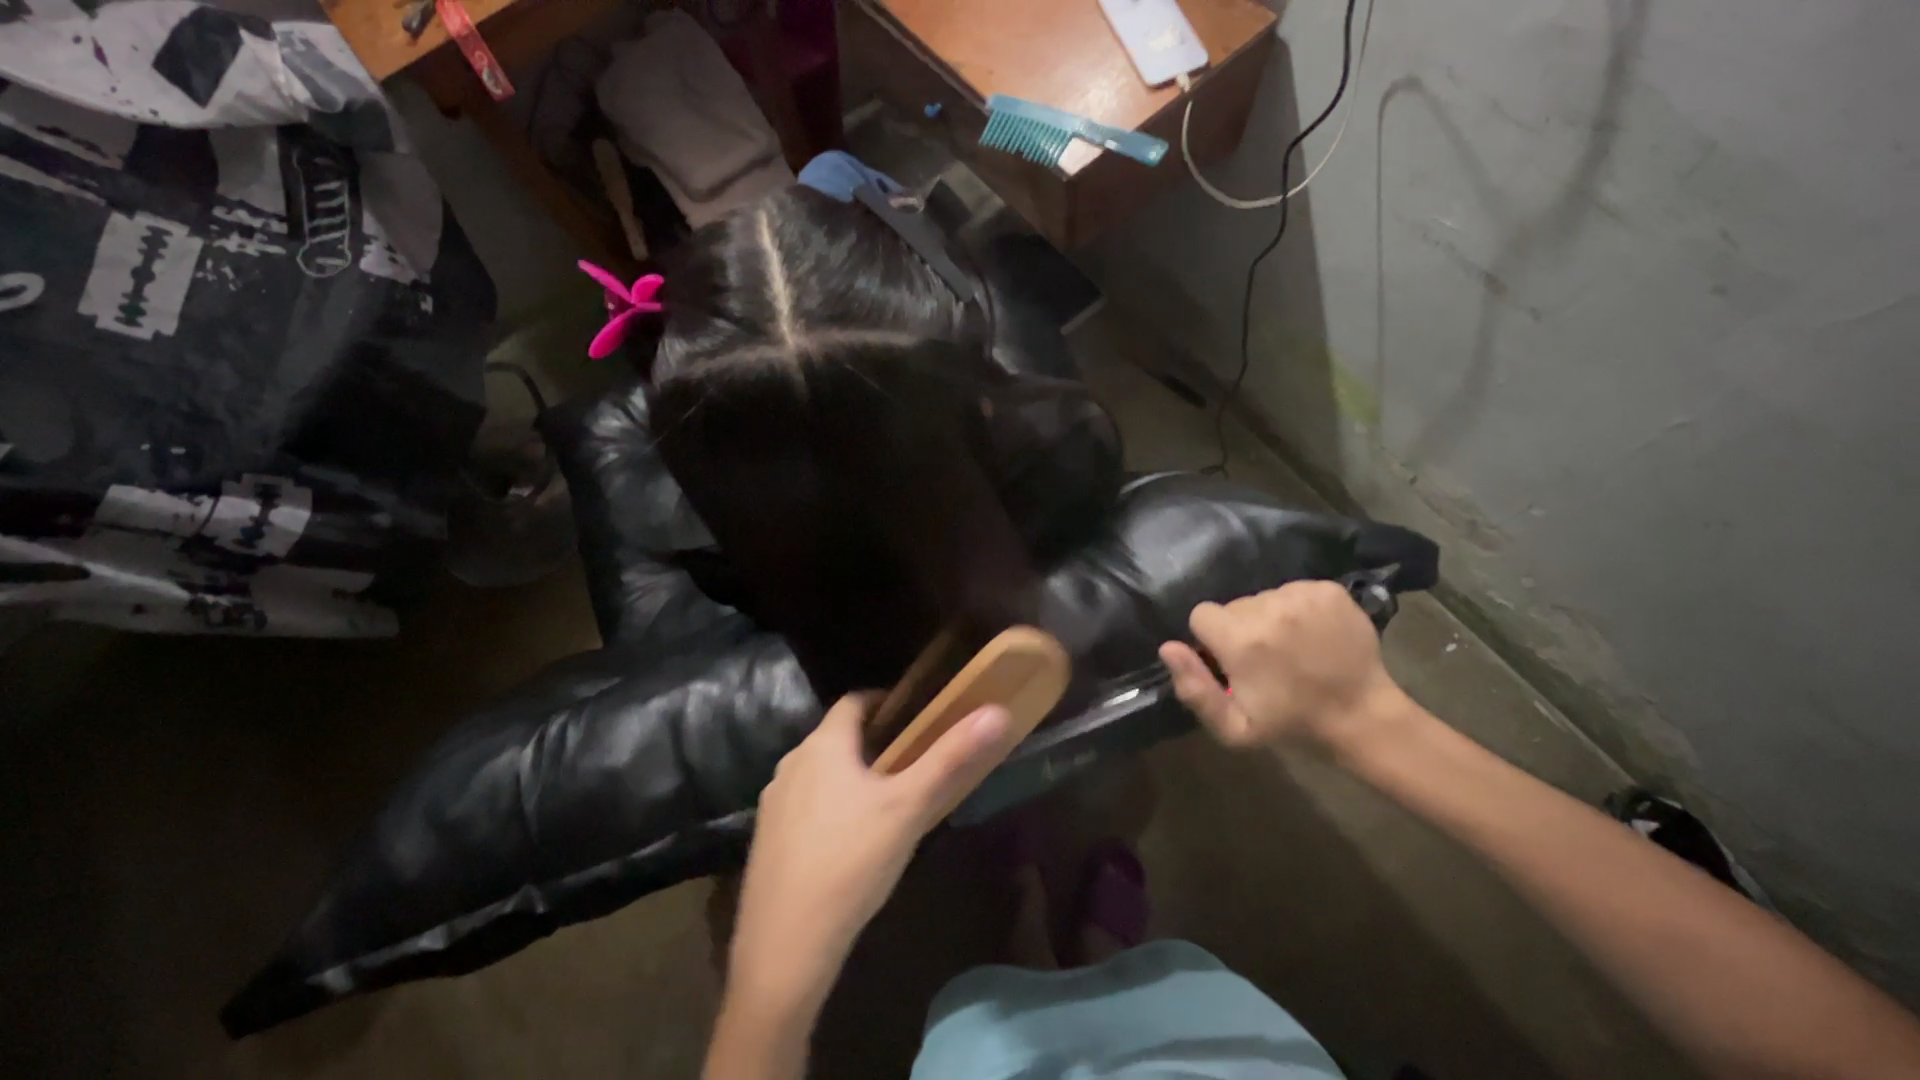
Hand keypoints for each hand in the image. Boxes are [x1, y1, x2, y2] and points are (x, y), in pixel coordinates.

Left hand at [727, 692, 1020, 1011]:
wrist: (786, 941)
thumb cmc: (852, 861)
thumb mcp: (910, 808)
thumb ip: (951, 758)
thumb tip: (996, 711)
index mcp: (822, 745)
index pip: (855, 701)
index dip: (887, 702)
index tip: (918, 716)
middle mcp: (791, 764)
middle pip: (837, 738)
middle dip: (874, 743)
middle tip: (914, 763)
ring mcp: (773, 803)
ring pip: (820, 774)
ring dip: (851, 777)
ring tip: (888, 803)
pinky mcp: (767, 839)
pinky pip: (805, 807)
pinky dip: (830, 808)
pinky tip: (852, 843)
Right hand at [1158, 580, 1404, 747]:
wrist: (1361, 716)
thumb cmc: (1291, 724)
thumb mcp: (1234, 728)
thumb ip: (1194, 689)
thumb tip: (1168, 648)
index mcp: (1240, 639)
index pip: (1201, 615)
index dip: (1212, 639)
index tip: (1232, 661)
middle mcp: (1268, 607)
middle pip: (1234, 606)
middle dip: (1241, 628)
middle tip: (1265, 660)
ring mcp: (1302, 595)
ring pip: (1265, 597)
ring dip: (1270, 618)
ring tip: (1292, 648)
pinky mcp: (1329, 590)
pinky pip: (1295, 590)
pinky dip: (1299, 609)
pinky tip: (1313, 634)